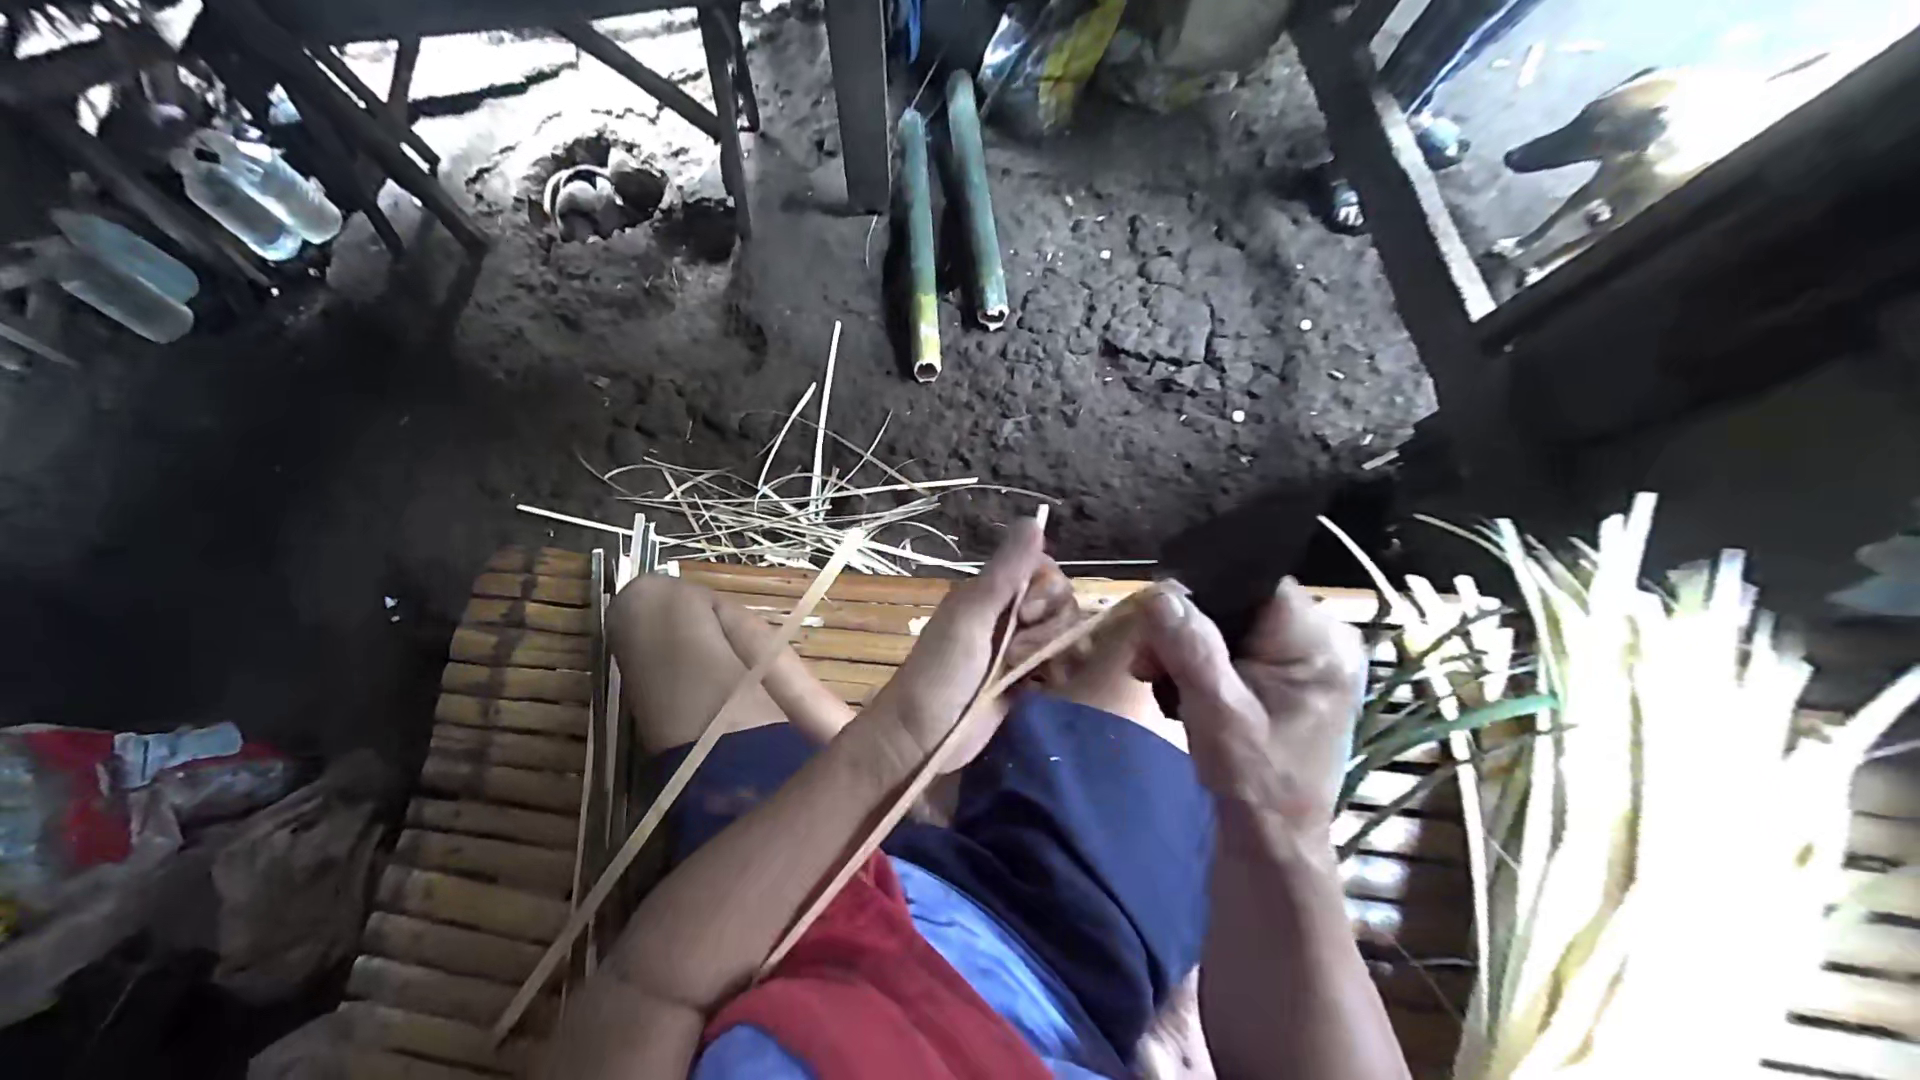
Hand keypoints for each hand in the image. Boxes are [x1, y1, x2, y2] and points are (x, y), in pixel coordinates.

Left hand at [865, 516, 1052, 766]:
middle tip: (1016, 649)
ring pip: (1063, 633)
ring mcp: (1019, 649)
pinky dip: (1059, 671)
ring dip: (1051, 650)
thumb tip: (1035, 518)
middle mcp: (1008, 615)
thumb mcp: (971, 615)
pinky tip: (1047, 684)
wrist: (923, 737)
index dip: (1046, 588)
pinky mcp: (1027, 681)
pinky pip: (1060, 663)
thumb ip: (1006, 571)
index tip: (1027, 611)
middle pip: (1059, 601)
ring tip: (1020, 672)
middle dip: (1048, 624)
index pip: (1043, 570)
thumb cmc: (941, 671)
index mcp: (991, 593)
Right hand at [1132, 579, 1366, 830]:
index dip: (1197, 595)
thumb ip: (1190, 648)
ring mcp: (1305, 660)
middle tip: (1145, 663)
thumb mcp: (1217, 711)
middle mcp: (1322, 641)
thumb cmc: (1253, 782)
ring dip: (1183, 646)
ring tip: (1155, 678)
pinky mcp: (1286, 678)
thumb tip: (1159, 594)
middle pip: (1234, 602)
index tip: (1156, 626)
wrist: (1271, 844)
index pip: (1251, 582)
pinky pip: (1232, 645)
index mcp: (1321, 643)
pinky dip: (1198, 661)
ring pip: (1226, 623)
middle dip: (1182, 628)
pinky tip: (1177, 686)